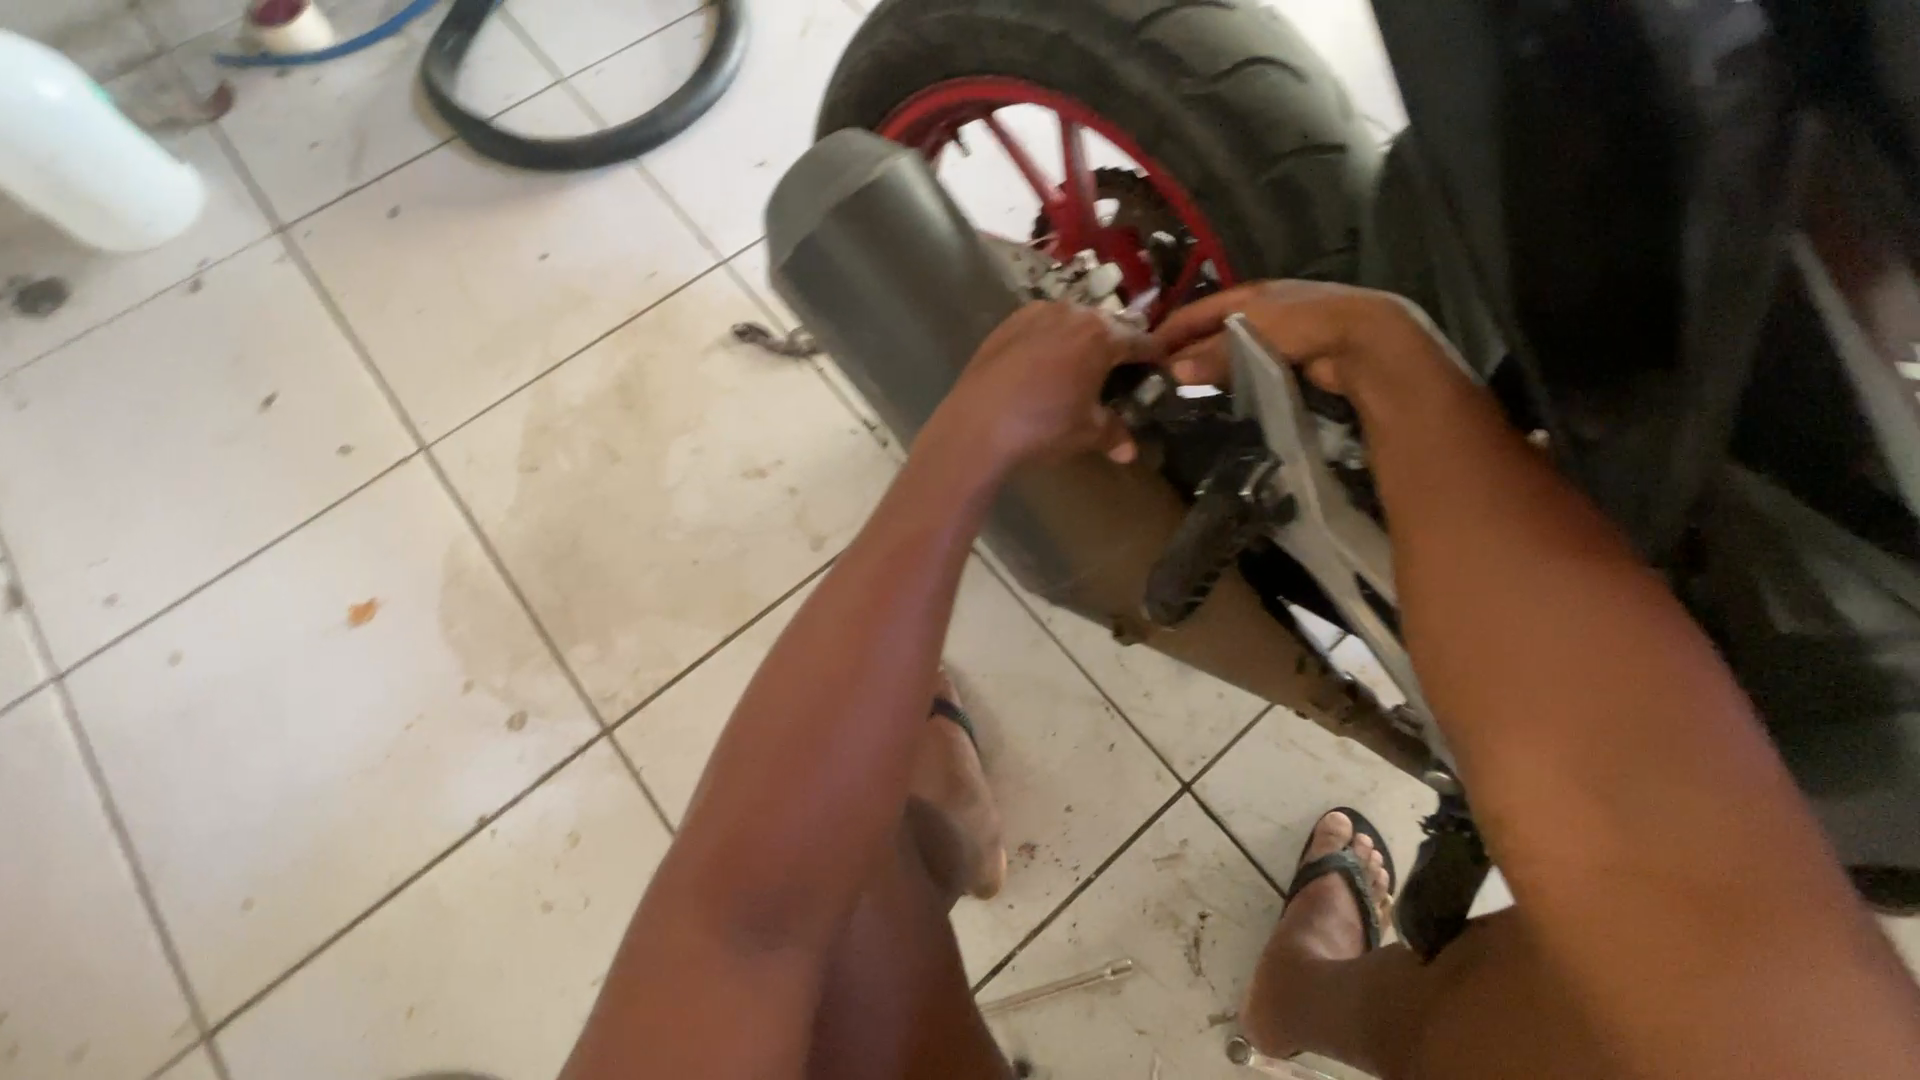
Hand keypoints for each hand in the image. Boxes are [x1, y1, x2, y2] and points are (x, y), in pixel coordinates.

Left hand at [927, 301, 1160, 467]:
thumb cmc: (1042, 427)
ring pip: (1069, 322)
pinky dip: (1048, 342)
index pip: (1138, 340)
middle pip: (1104, 326)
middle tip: (1116, 371)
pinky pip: (1039, 328)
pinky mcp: (1005, 325)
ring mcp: (1034, 315)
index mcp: (1100, 336)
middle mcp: (1070, 314)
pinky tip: (1042, 367)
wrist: (975, 427)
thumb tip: (1129, 452)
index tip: (1158, 364)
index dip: (1152, 354)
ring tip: (1077, 368)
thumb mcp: (1086, 433)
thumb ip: (1113, 434)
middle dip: (1113, 346)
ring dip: (1079, 340)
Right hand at [1150, 281, 1462, 406]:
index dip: (1170, 329)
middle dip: (1186, 348)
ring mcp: (1278, 334)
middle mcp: (1261, 309)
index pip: (1197, 310)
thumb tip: (1172, 372)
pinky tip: (1219, 393)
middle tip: (1158, 375)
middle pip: (1212, 329)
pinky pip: (1251, 367)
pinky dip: (1232, 378)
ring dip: (1208, 366)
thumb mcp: (1253, 332)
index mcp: (1249, 294)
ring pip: (1230, 349)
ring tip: (1182, 388)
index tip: (1143, 352)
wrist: (1365, 339)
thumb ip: (1214, 352)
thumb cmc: (1306, 323)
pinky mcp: (1292, 358)